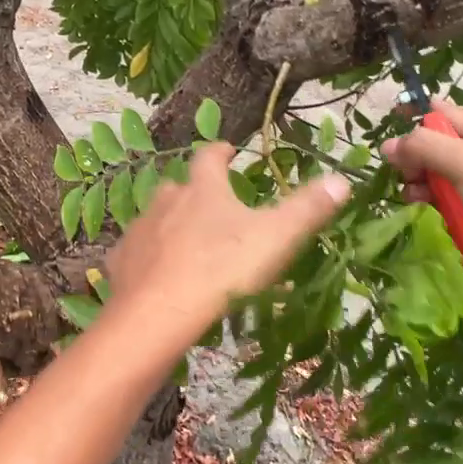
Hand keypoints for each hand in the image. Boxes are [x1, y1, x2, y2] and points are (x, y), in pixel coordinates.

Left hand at [104, 143, 349, 342]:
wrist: (159, 312)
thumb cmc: (223, 269)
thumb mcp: (276, 238)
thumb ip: (307, 209)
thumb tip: (341, 179)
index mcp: (202, 189)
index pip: (210, 157)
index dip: (221, 152)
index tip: (230, 151)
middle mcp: (165, 200)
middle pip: (179, 187)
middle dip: (194, 192)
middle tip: (212, 205)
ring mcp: (139, 230)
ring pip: (155, 219)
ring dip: (170, 225)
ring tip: (187, 243)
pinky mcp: (120, 261)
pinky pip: (134, 253)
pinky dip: (146, 258)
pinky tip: (155, 273)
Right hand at [380, 101, 462, 261]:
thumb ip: (426, 148)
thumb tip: (389, 143)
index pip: (445, 114)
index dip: (415, 121)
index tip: (389, 141)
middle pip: (442, 149)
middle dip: (417, 161)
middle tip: (408, 179)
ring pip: (447, 180)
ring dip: (427, 189)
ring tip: (417, 202)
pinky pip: (460, 206)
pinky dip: (445, 211)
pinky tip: (440, 220)